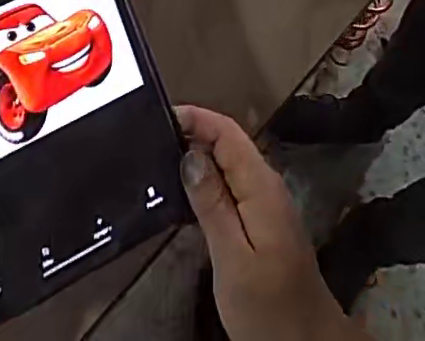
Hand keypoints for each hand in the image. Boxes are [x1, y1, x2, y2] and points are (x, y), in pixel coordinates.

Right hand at [176, 106, 363, 340]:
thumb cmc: (269, 309)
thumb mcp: (232, 259)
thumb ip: (211, 204)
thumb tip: (189, 155)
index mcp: (261, 187)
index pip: (228, 133)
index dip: (197, 118)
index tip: (163, 116)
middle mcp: (266, 185)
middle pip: (229, 143)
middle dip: (194, 132)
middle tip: (155, 138)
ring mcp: (266, 202)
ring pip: (229, 162)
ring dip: (199, 155)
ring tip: (162, 159)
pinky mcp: (262, 220)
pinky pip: (232, 183)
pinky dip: (208, 178)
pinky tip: (186, 192)